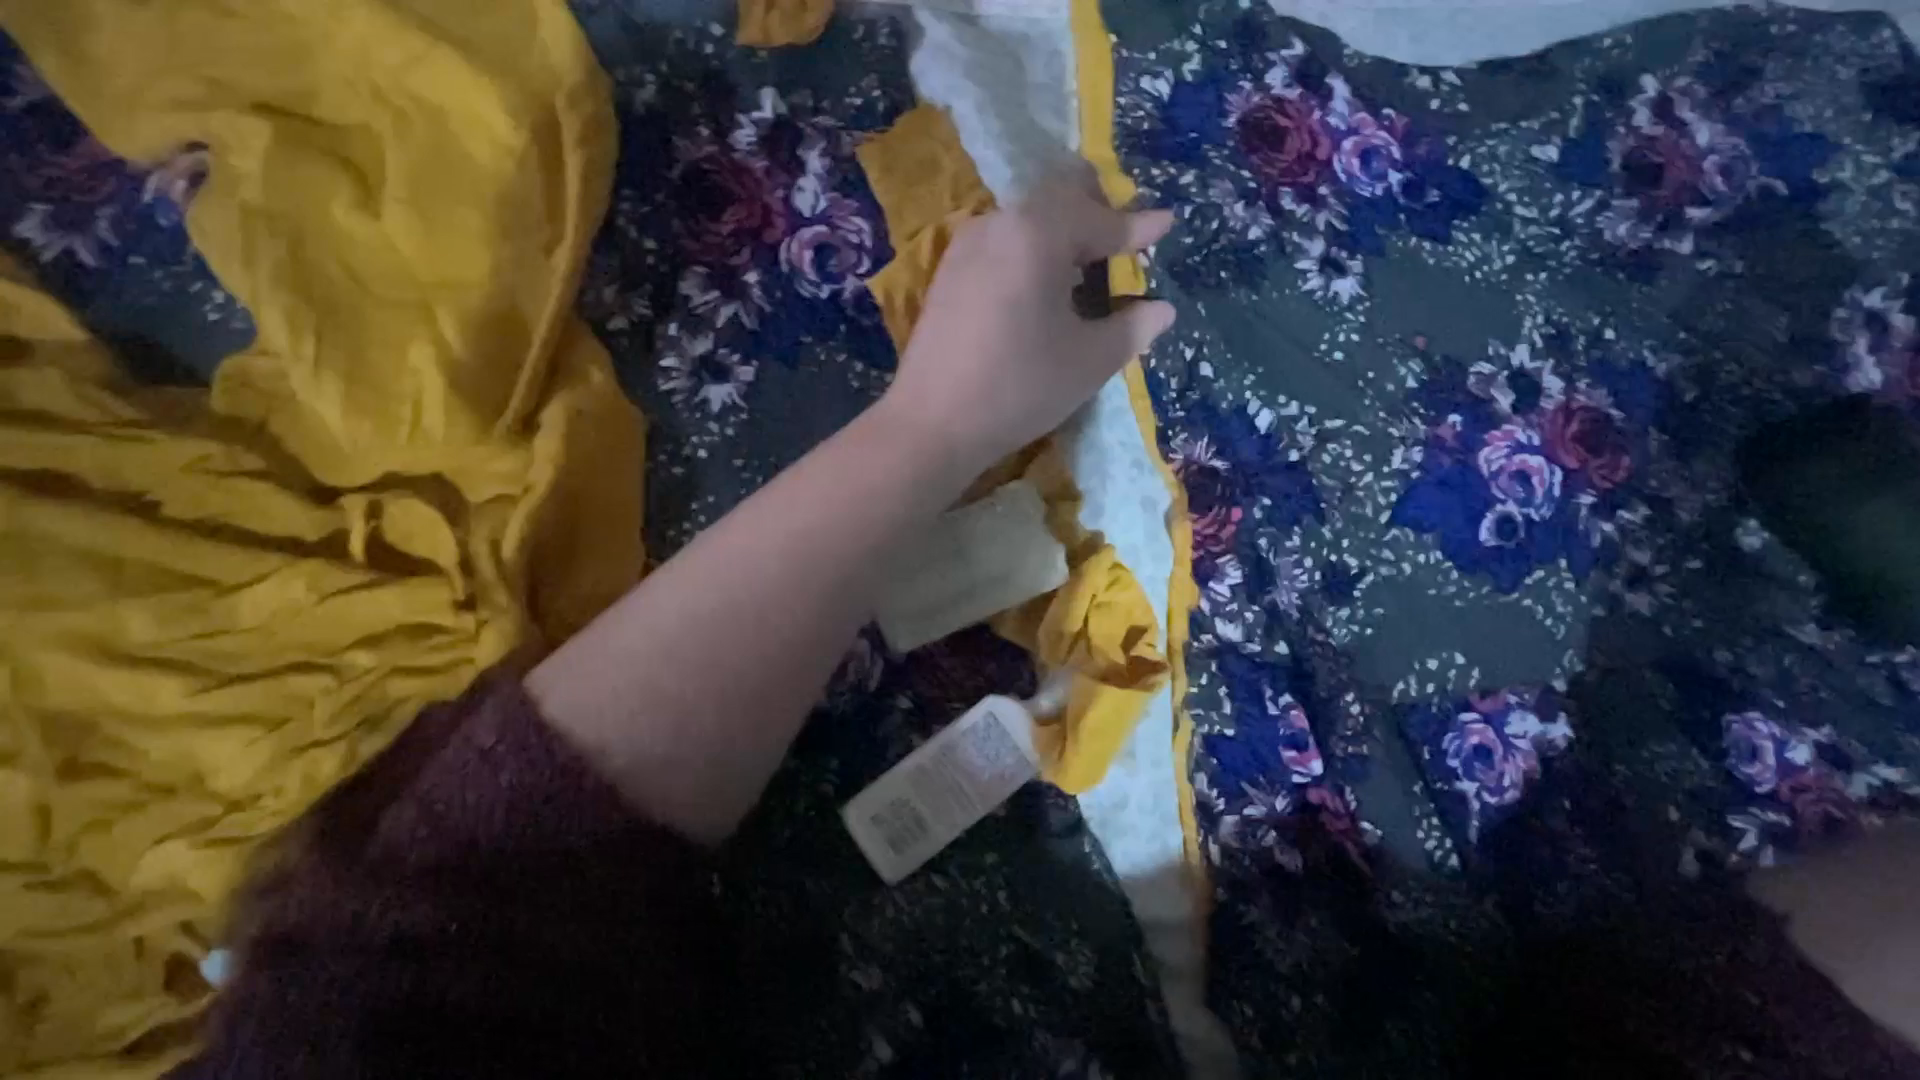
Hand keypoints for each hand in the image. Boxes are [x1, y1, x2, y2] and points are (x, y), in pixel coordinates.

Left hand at [879, 173, 1175, 472]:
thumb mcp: (1089, 360)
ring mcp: (967, 245)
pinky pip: (1003, 243)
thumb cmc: (1020, 387)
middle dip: (1097, 213)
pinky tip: (1043, 286)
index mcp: (1039, 232)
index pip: (1100, 219)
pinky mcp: (948, 273)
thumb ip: (1132, 328)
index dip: (1138, 226)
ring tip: (1087, 265)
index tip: (1167, 223)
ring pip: (1027, 220)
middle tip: (1124, 238)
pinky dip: (1032, 251)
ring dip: (1062, 233)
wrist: (933, 423)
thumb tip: (1161, 310)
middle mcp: (1000, 223)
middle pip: (1059, 199)